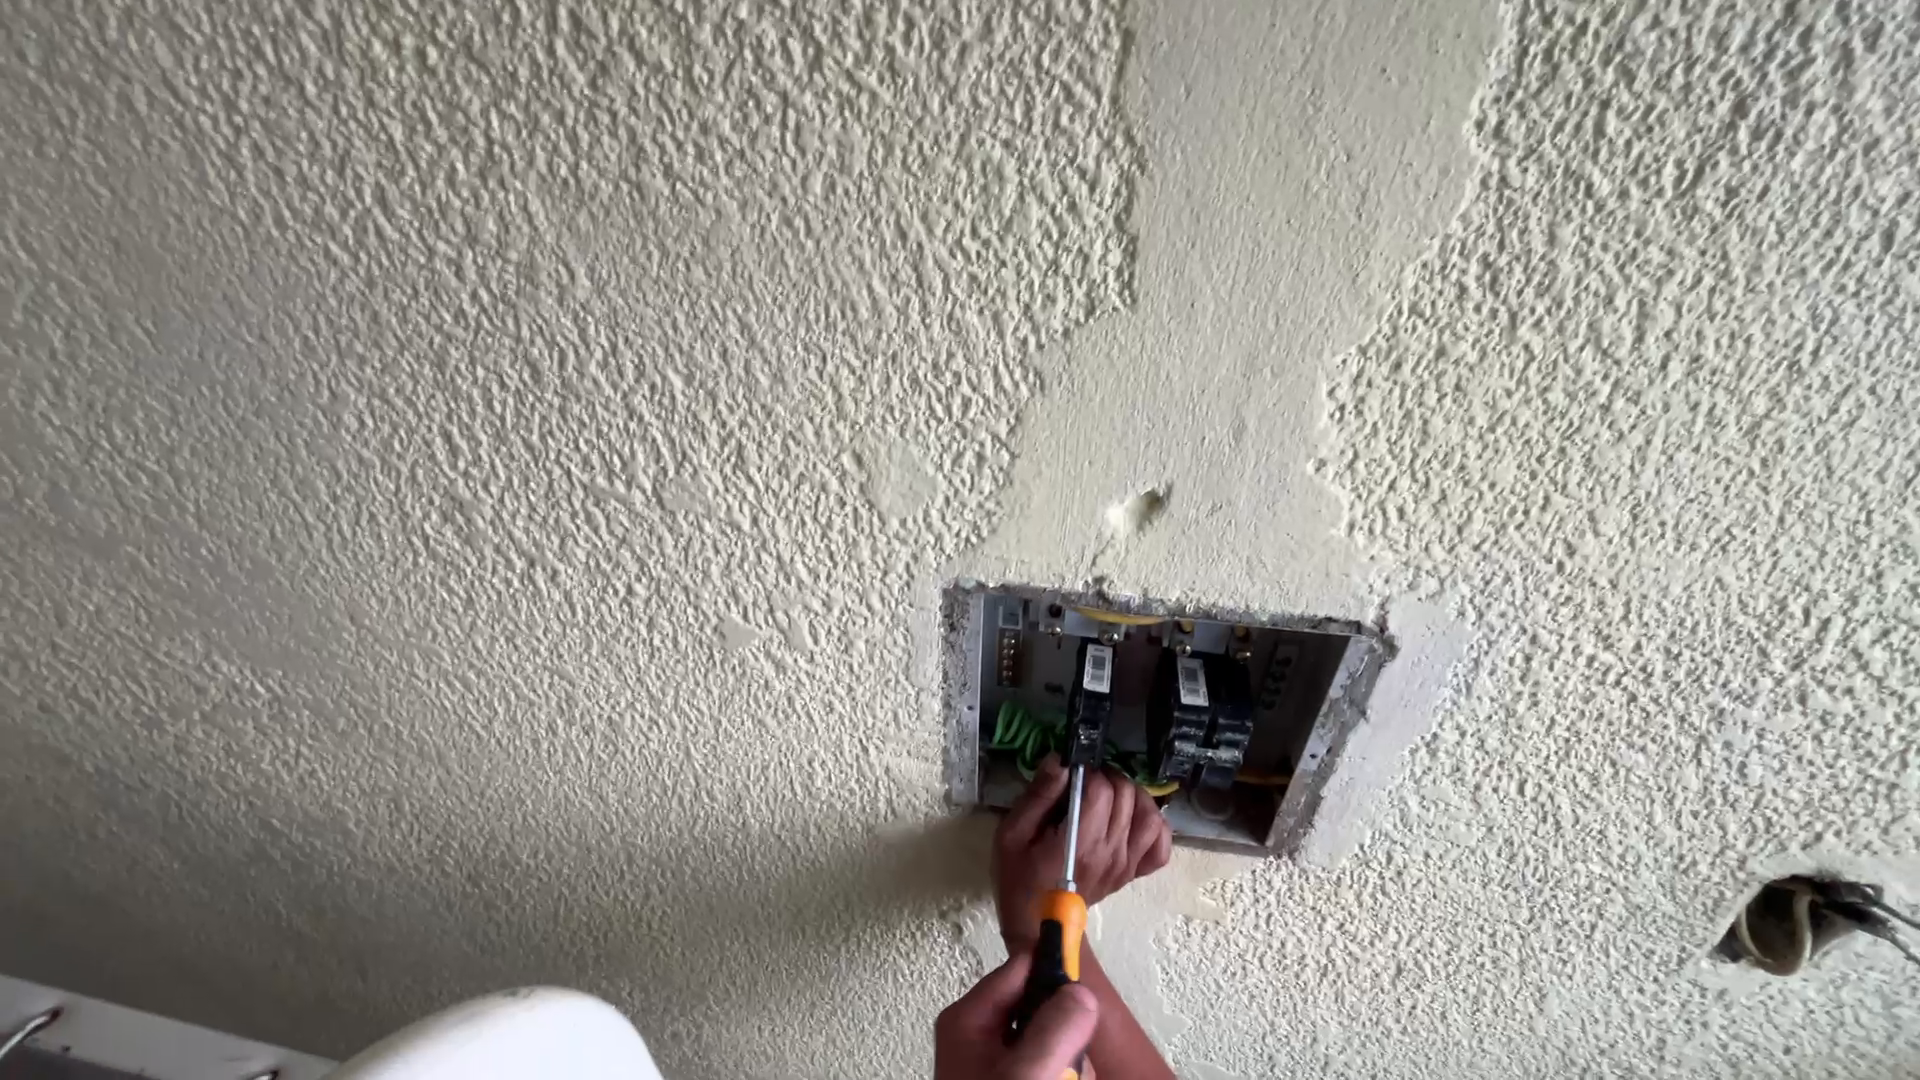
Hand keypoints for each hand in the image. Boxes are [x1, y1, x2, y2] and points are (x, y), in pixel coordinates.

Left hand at [935, 953, 1099, 1079]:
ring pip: (1056, 1045)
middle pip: (1044, 1008)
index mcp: (970, 1021)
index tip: (1086, 976)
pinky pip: (1055, 1070)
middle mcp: (982, 1038)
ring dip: (1071, 1070)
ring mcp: (1000, 1069)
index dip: (1055, 970)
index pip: (1022, 968)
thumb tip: (1081, 994)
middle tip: (1072, 1069)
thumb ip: (1056, 1030)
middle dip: (1068, 1038)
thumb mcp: (1026, 1077)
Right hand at [993, 756, 1171, 950]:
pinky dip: (1152, 824)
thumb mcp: (1012, 832)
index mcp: (1080, 844)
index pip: (1101, 791)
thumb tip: (1061, 761)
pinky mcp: (1133, 872)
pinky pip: (1160, 844)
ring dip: (1132, 795)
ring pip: (1149, 815)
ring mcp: (1127, 865)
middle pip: (1126, 796)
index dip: (1087, 772)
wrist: (1036, 924)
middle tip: (1086, 780)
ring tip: (1109, 793)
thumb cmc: (1019, 876)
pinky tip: (1130, 817)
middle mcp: (1110, 854)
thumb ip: (1038, 795)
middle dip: (1107, 777)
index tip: (1071, 773)